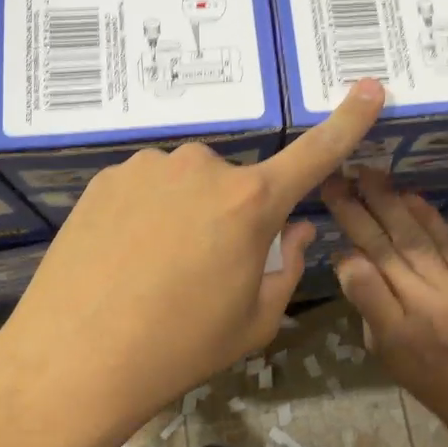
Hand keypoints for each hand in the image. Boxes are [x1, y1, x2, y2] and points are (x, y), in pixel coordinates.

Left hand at [0, 80, 385, 431]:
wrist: (76, 360)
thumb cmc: (180, 347)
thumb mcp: (254, 320)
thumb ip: (286, 265)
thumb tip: (296, 228)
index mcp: (251, 203)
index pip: (315, 154)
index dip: (347, 121)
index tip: (371, 87)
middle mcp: (203, 168)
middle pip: (235, 185)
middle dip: (231, 217)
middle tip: (201, 272)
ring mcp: (149, 168)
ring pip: (186, 185)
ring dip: (183, 214)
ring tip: (153, 270)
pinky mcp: (107, 178)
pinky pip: (144, 189)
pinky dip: (143, 216)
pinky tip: (121, 259)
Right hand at [323, 171, 447, 446]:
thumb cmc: (430, 380)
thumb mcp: (385, 354)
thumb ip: (367, 307)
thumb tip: (349, 260)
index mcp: (396, 332)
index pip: (364, 282)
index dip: (345, 250)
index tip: (329, 227)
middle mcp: (424, 306)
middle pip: (385, 250)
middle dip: (358, 212)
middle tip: (336, 180)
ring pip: (414, 237)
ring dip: (390, 202)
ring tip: (368, 174)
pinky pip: (446, 240)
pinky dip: (426, 215)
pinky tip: (407, 195)